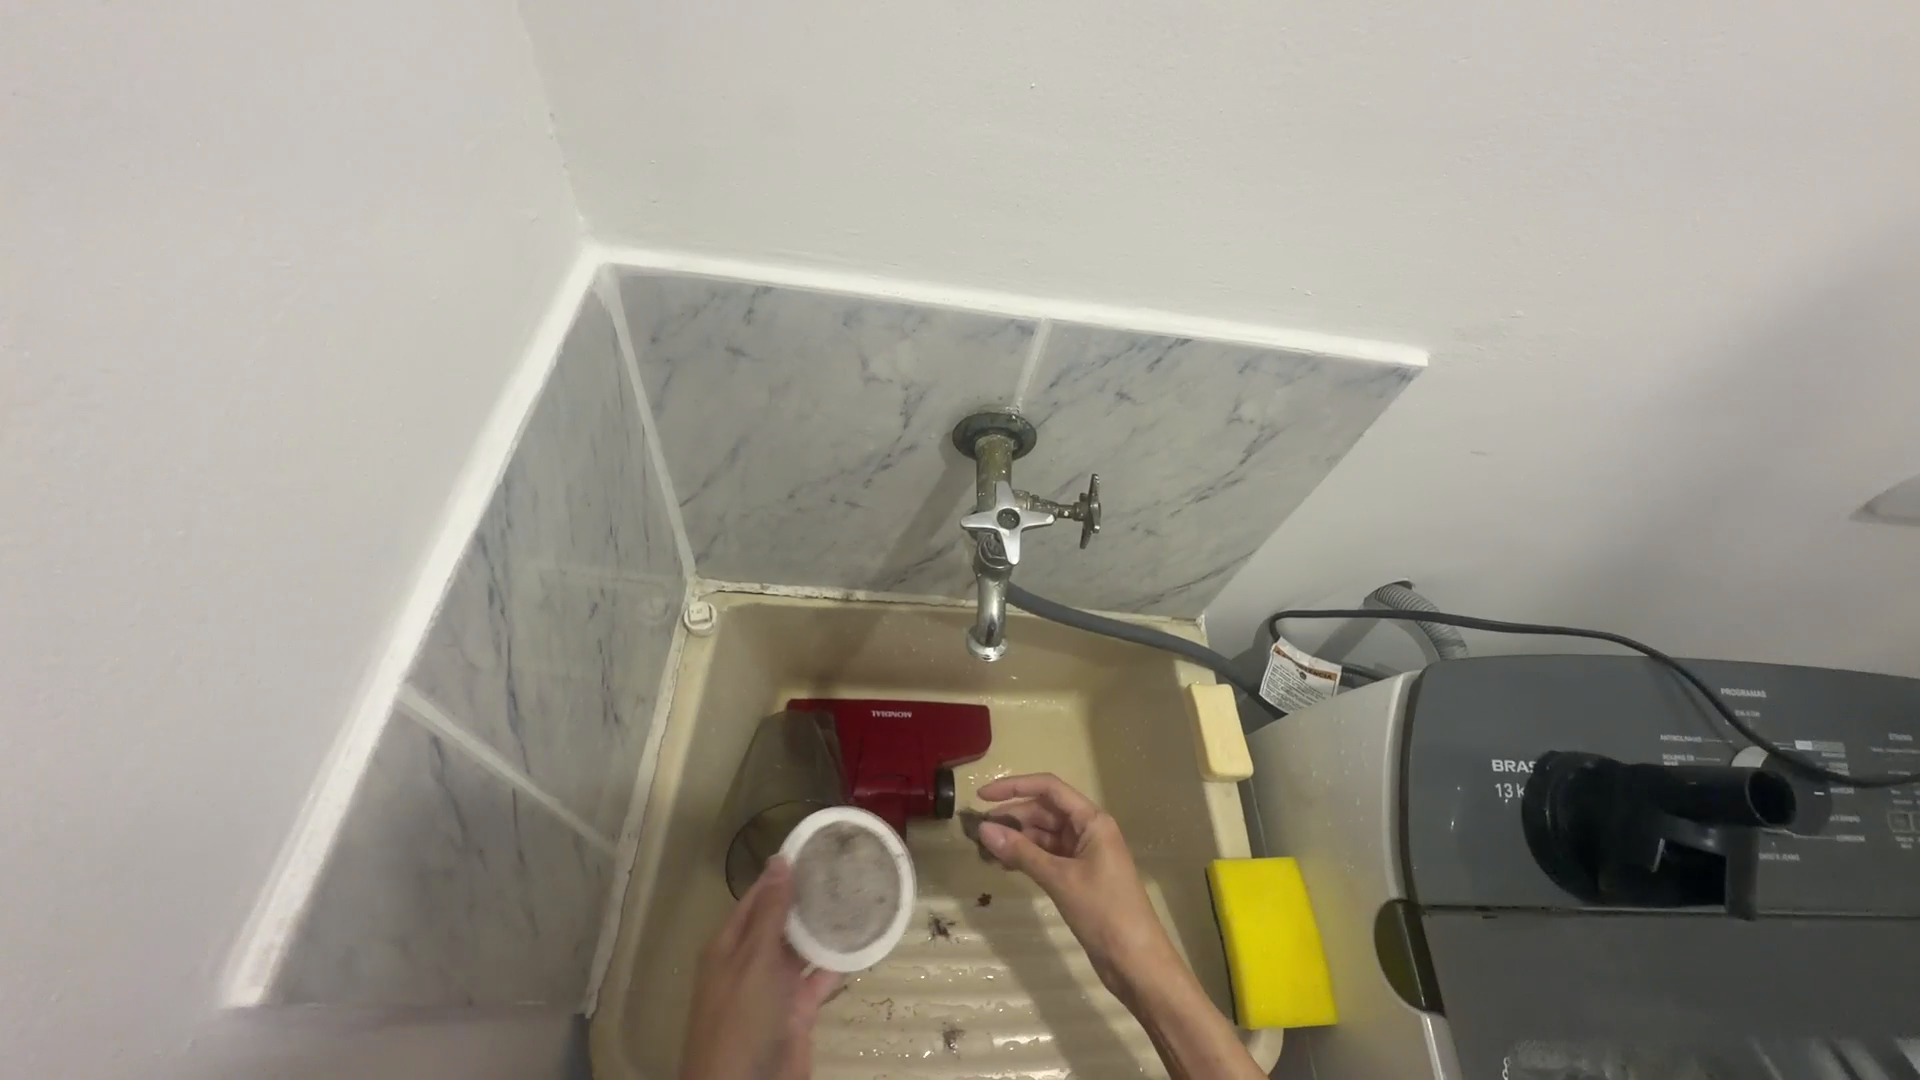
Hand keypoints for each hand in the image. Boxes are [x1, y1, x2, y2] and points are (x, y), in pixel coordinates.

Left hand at [680, 858, 841, 1079]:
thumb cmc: (740, 1022)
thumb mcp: (754, 961)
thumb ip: (771, 912)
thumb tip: (779, 859)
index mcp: (730, 946)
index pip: (758, 897)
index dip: (783, 873)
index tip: (814, 847)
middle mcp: (751, 962)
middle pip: (782, 921)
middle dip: (808, 898)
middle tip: (845, 868)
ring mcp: (774, 989)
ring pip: (803, 948)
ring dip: (825, 928)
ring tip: (857, 896)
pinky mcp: (797, 1012)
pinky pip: (819, 979)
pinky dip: (838, 962)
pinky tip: (862, 941)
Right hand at [973, 773, 1184, 1001]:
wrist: (1136, 962)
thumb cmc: (1104, 912)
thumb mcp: (1060, 879)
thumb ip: (1021, 852)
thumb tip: (983, 829)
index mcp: (1092, 820)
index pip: (1049, 788)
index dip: (1015, 787)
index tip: (982, 796)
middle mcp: (1088, 830)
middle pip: (1044, 811)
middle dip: (1011, 817)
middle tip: (976, 831)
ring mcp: (1083, 854)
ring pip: (1043, 835)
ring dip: (1015, 839)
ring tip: (984, 850)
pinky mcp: (1078, 876)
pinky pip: (1046, 856)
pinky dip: (1025, 858)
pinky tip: (1002, 865)